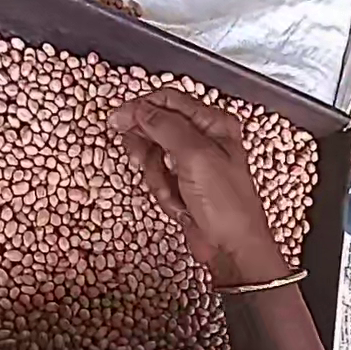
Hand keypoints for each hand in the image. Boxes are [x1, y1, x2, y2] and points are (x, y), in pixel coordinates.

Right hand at [109, 89, 287, 285]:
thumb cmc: (227, 204)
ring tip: (171, 192)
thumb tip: (139, 109)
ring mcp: (192, 165)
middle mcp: (204, 140)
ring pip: (154, 157)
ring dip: (157, 177)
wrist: (232, 248)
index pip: (169, 101)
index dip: (141, 107)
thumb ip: (165, 127)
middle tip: (143, 160)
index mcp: (213, 123)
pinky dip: (163, 194)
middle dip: (148, 148)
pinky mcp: (184, 188)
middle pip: (157, 128)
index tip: (118, 119)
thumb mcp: (195, 156)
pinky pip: (159, 181)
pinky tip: (178, 207)